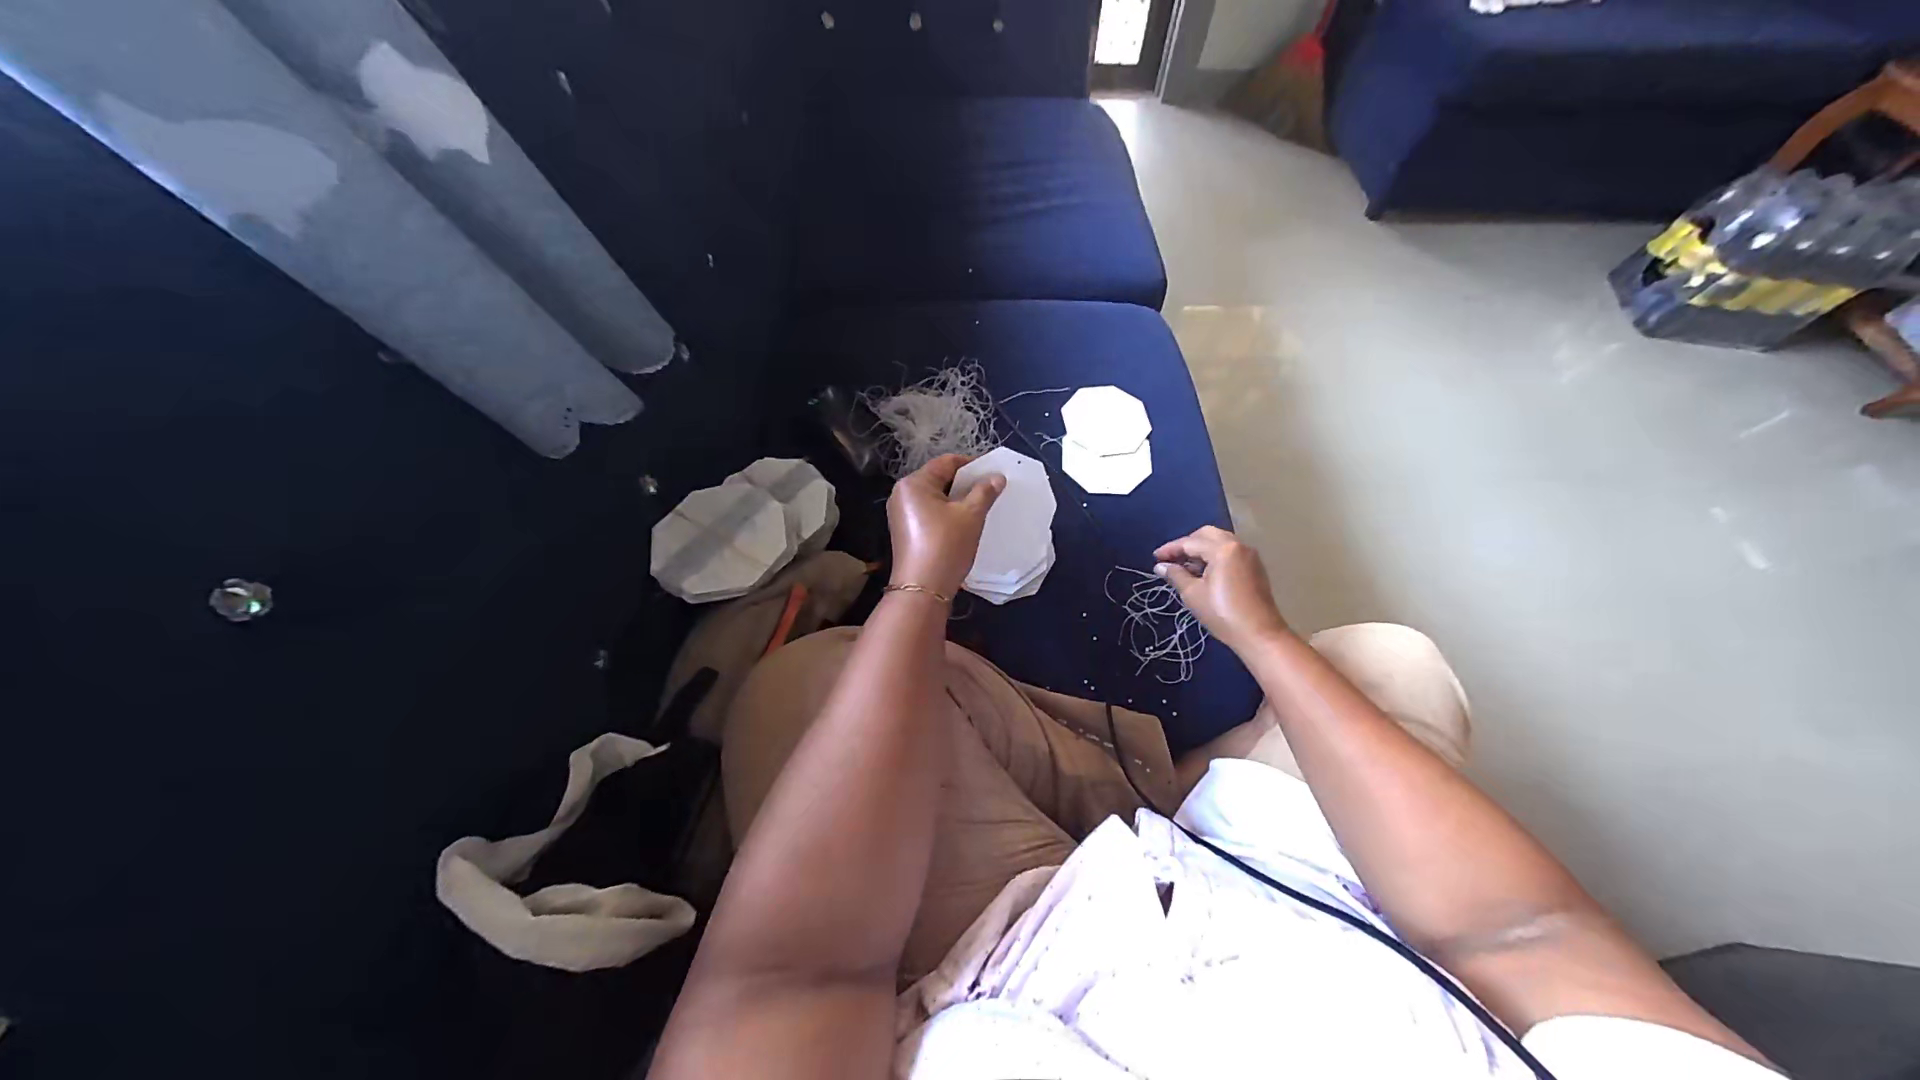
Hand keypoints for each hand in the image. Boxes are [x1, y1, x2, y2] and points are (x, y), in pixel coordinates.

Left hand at [888, 454, 1004, 597]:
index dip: (971, 464)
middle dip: (964, 483)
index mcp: (913, 483)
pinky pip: (928, 513)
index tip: (993, 472)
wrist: (923, 589)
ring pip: (934, 497)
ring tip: (980, 506)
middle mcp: (902, 494)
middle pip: (938, 479)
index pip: (946, 462)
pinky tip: (964, 523)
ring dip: (957, 500)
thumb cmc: (946, 545)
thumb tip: (997, 477)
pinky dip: (946, 513)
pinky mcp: (904, 531)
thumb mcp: (970, 516)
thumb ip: (984, 492)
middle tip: (990, 490)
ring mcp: (900, 514)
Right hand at [1154, 526, 1289, 652]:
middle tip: (1171, 560)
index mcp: (1223, 549)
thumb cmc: (1222, 613)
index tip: (1155, 558)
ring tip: (1185, 567)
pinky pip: (1230, 552)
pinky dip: (1214, 556)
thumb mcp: (1192, 594)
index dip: (1170, 549)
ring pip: (1220, 542)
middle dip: (1187, 544)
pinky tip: (1203, 572)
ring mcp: (1249, 555)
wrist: (1259, 635)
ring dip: (1201, 550)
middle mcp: (1238, 546)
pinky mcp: (1254, 567)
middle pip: (1207, 535)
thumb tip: (1160, 566)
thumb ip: (1175, 575)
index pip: (1190, 542)